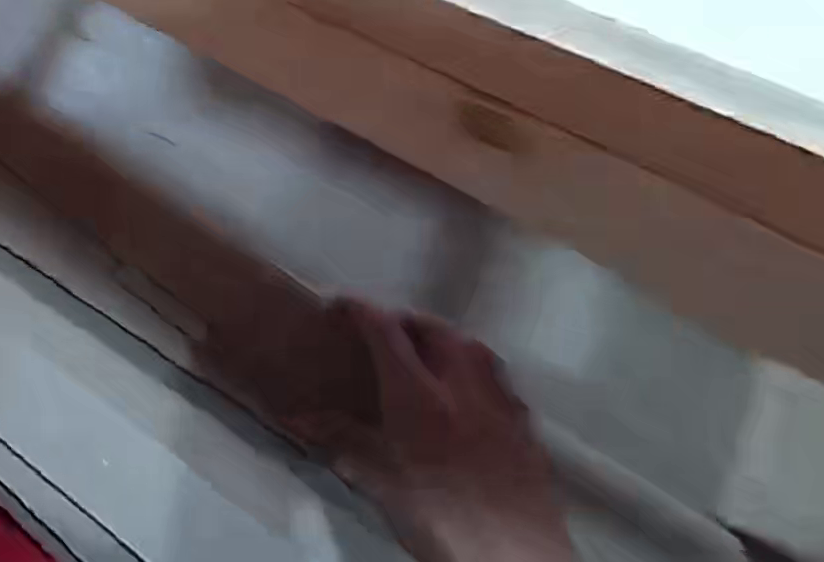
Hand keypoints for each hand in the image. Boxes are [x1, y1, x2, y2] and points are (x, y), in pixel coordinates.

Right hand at [334, 302, 572, 561]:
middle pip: (439, 332)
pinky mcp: (532, 441)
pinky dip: (481, 378)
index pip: (384, 330)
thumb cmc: (435, 518)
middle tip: (386, 328)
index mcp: (417, 395)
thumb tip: (291, 416)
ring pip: (479, 353)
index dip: (358, 309)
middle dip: (408, 321)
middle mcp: (463, 394)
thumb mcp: (374, 476)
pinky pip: (506, 389)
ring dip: (450, 342)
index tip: (339, 305)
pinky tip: (469, 397)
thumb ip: (335, 436)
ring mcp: (504, 415)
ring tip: (429, 353)